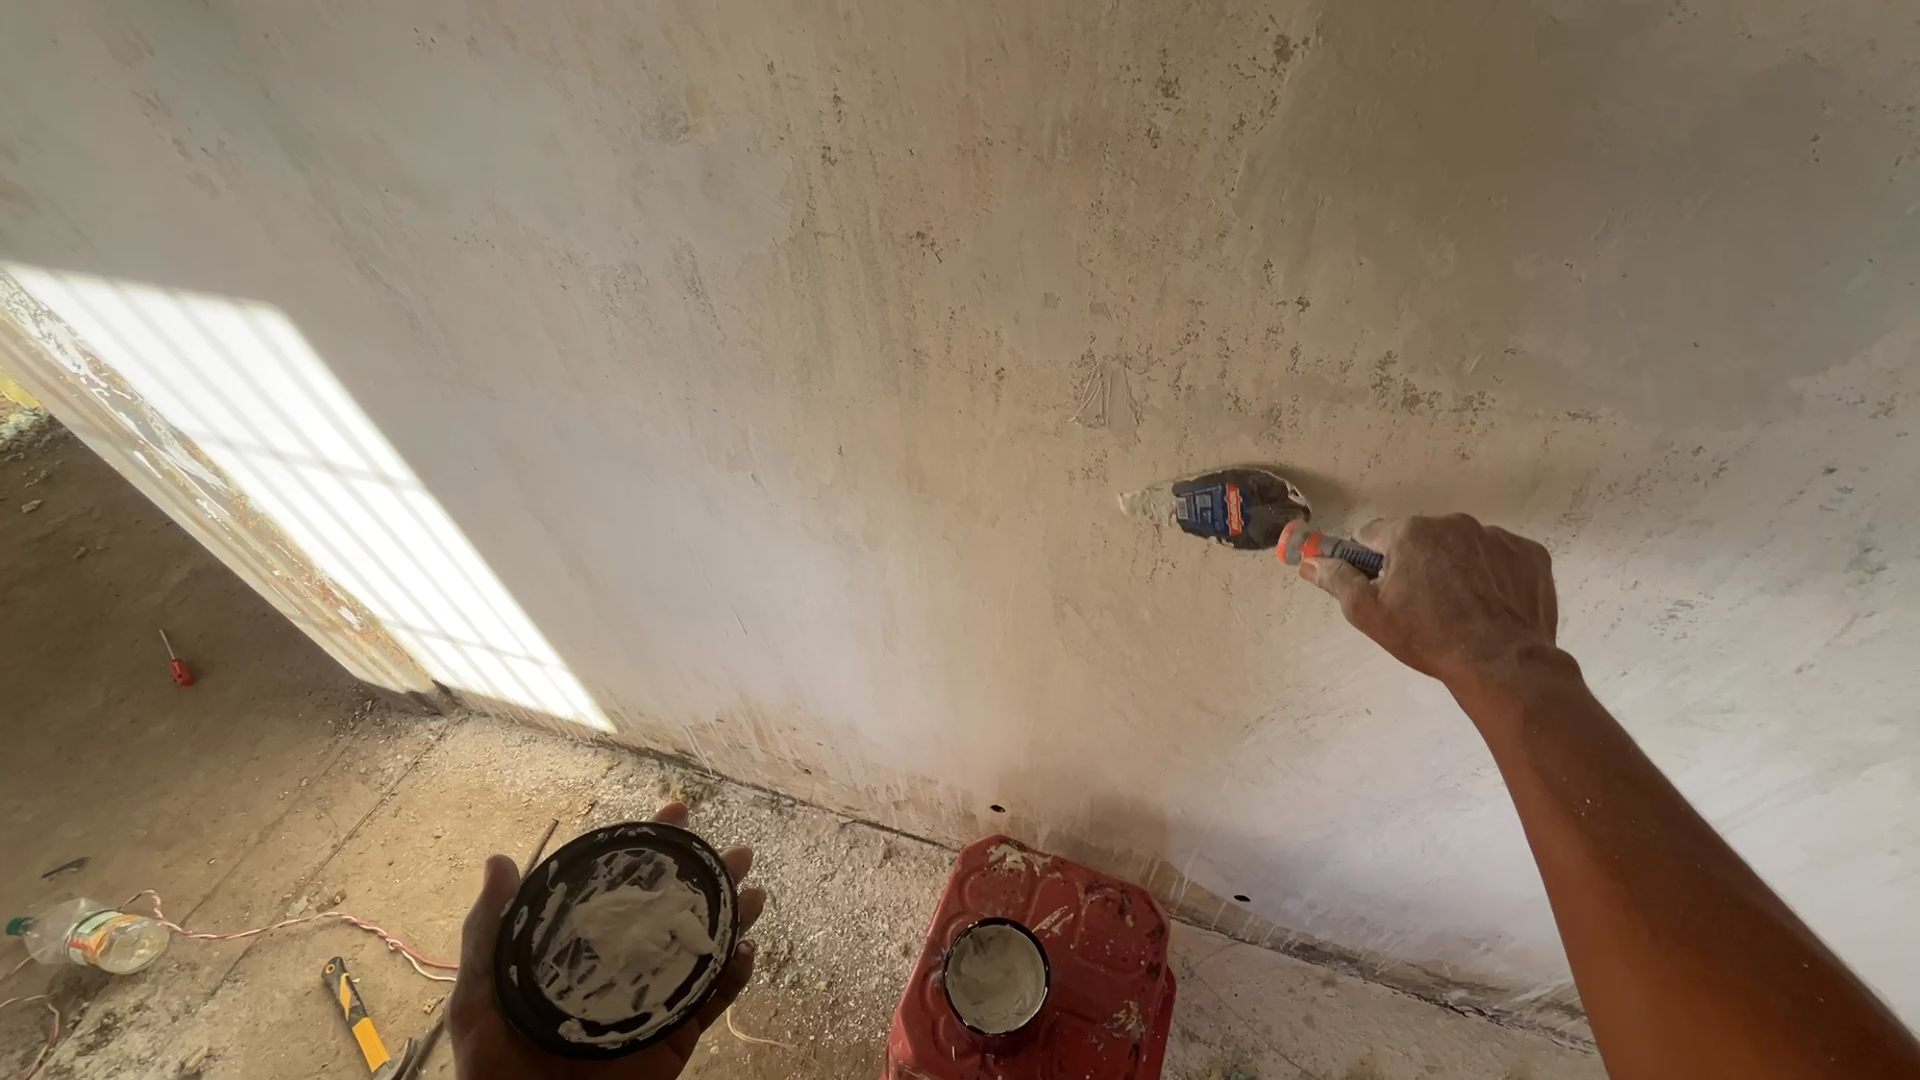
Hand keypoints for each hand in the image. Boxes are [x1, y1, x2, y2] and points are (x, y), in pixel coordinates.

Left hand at [447, 802, 767, 1078]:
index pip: (625, 886)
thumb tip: (498, 861)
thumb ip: (488, 935)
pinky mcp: (676, 1036)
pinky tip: (745, 952)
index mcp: (588, 948)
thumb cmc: (499, 1075)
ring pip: (706, 948)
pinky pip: (714, 1001)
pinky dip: (736, 975)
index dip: (653, 846)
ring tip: (754, 895)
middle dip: (712, 876)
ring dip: (734, 919)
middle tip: (738, 853)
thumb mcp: (480, 1003)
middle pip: (678, 910)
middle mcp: (628, 964)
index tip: (678, 811)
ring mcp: (656, 999)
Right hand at [1297, 514, 1558, 686]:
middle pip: (1418, 538)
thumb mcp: (1366, 612)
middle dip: (1413, 562)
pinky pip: (1498, 557)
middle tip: (1418, 604)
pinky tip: (1488, 604)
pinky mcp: (1530, 555)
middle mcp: (1453, 523)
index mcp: (1410, 531)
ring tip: (1457, 607)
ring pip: (1458, 546)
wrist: (1501, 663)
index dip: (1371, 561)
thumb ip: (1335, 578)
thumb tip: (1309, 561)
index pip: (1373, 535)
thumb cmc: (1426, 636)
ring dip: (1452, 566)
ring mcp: (1496, 538)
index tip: (1380, 587)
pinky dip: (1490, 574)